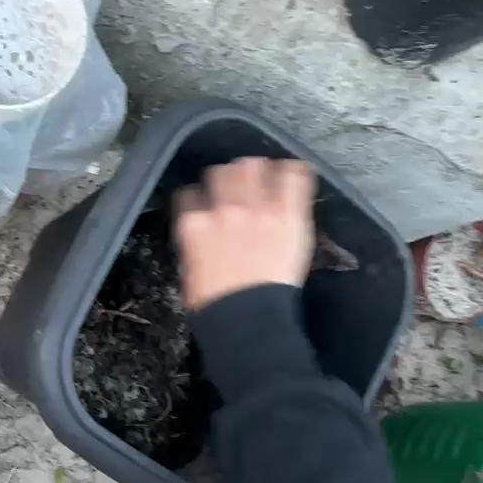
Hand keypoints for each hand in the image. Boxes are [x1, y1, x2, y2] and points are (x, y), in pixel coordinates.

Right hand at [172, 158, 316, 310]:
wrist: (246, 316)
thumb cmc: (213, 303)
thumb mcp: (189, 271)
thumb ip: (196, 245)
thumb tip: (202, 237)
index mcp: (193, 226)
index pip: (188, 195)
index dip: (196, 198)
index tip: (202, 205)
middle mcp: (222, 209)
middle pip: (222, 173)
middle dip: (226, 177)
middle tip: (235, 187)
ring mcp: (257, 209)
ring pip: (253, 166)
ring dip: (256, 170)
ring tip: (263, 179)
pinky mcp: (288, 214)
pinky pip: (293, 176)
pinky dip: (291, 172)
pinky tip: (290, 176)